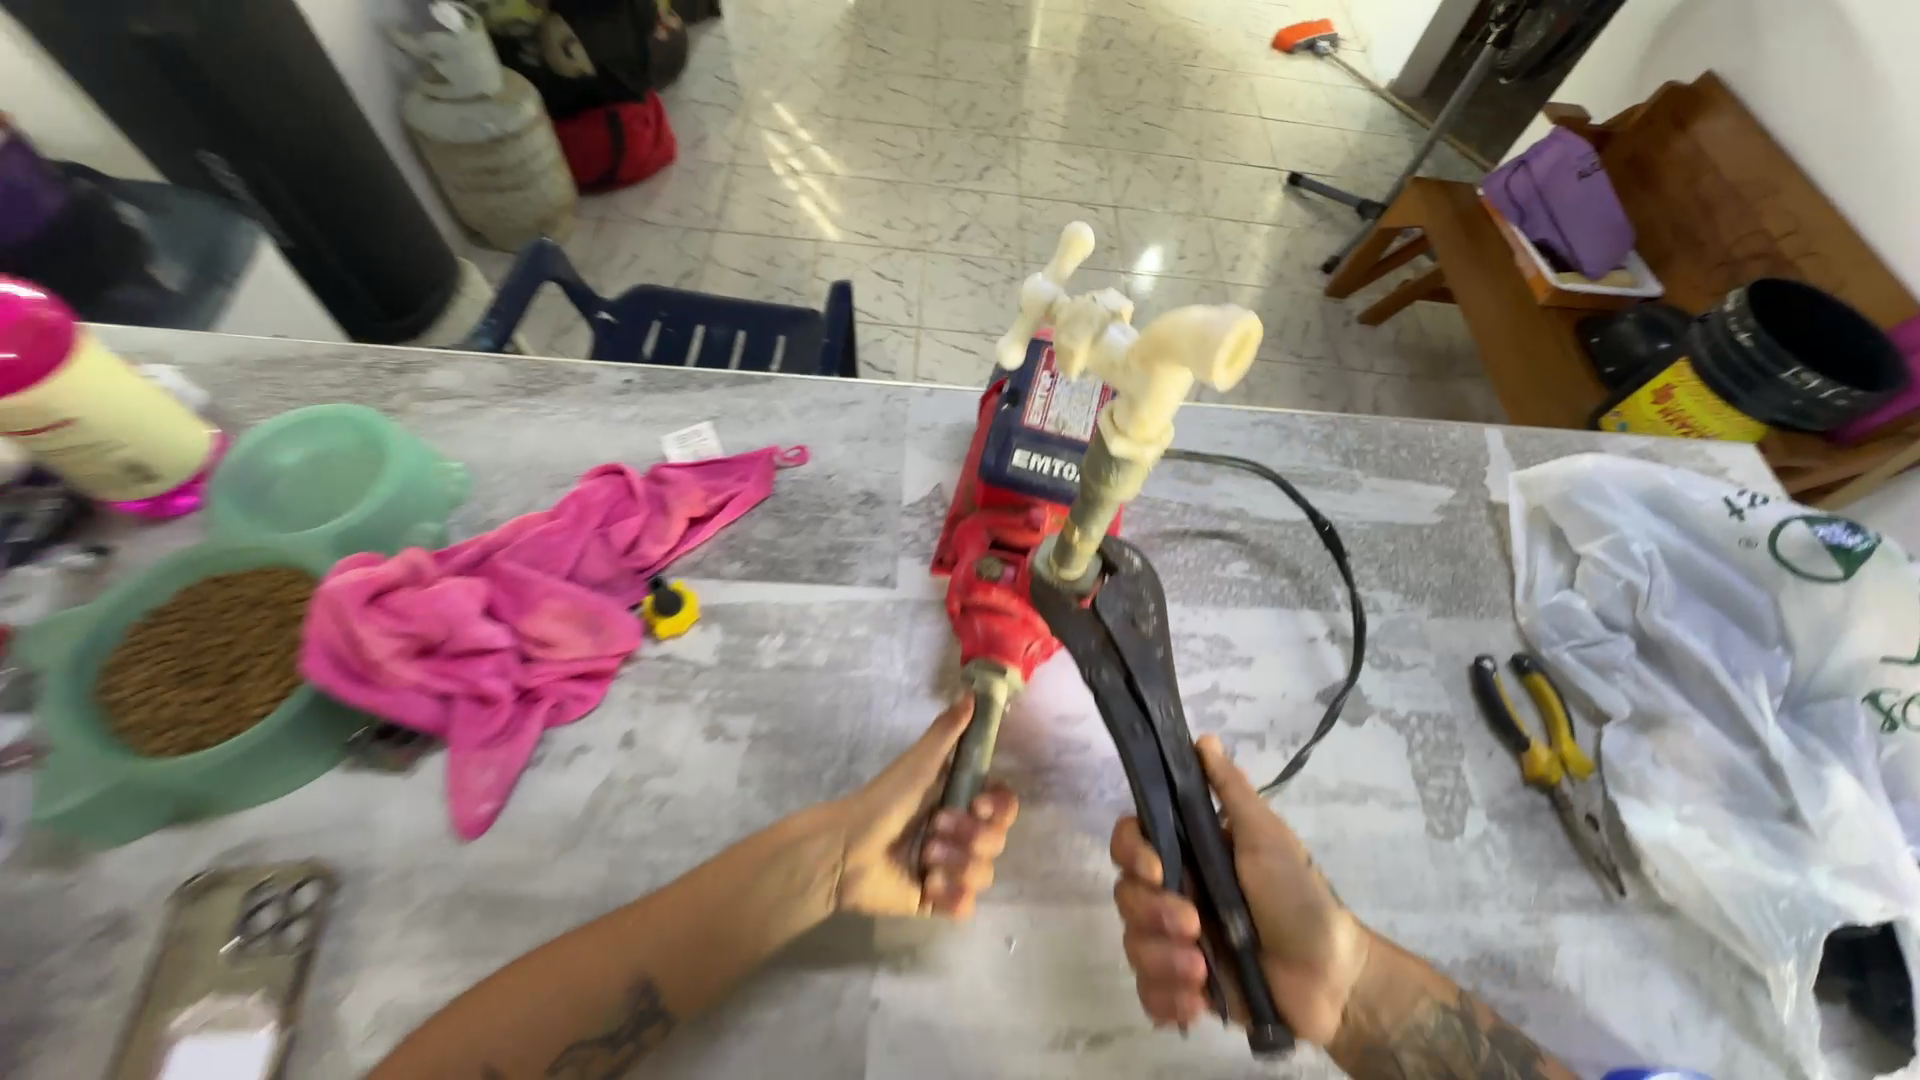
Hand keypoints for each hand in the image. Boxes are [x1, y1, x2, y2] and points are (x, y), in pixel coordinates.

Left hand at [828, 694, 1019, 918]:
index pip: (1004, 807)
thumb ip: (947, 731)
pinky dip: (950, 895)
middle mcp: (961, 835)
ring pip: (984, 874)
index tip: (978, 804)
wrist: (846, 850)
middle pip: (997, 841)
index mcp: (960, 801)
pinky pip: (966, 906)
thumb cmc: (883, 800)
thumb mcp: (917, 763)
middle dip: (968, 836)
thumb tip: (971, 692)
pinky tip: (927, 884)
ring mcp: (951, 869)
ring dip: (955, 863)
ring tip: (923, 857)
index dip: (1000, 809)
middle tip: (934, 828)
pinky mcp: (938, 900)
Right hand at [1109, 735, 1369, 1045]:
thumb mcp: (1267, 837)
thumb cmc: (1299, 897)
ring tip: (1203, 972)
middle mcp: (1172, 894)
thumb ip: (1230, 791)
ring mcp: (1175, 943)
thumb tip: (1203, 738)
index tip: (1157, 869)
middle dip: (1155, 914)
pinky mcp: (1184, 989)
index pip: (1130, 843)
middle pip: (1125, 895)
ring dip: (1163, 959)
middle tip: (1195, 926)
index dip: (1131, 853)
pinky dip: (1166, 1000)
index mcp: (1186, 856)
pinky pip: (1149, 994)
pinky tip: (1196, 1003)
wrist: (1335, 978)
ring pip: (1133, 944)